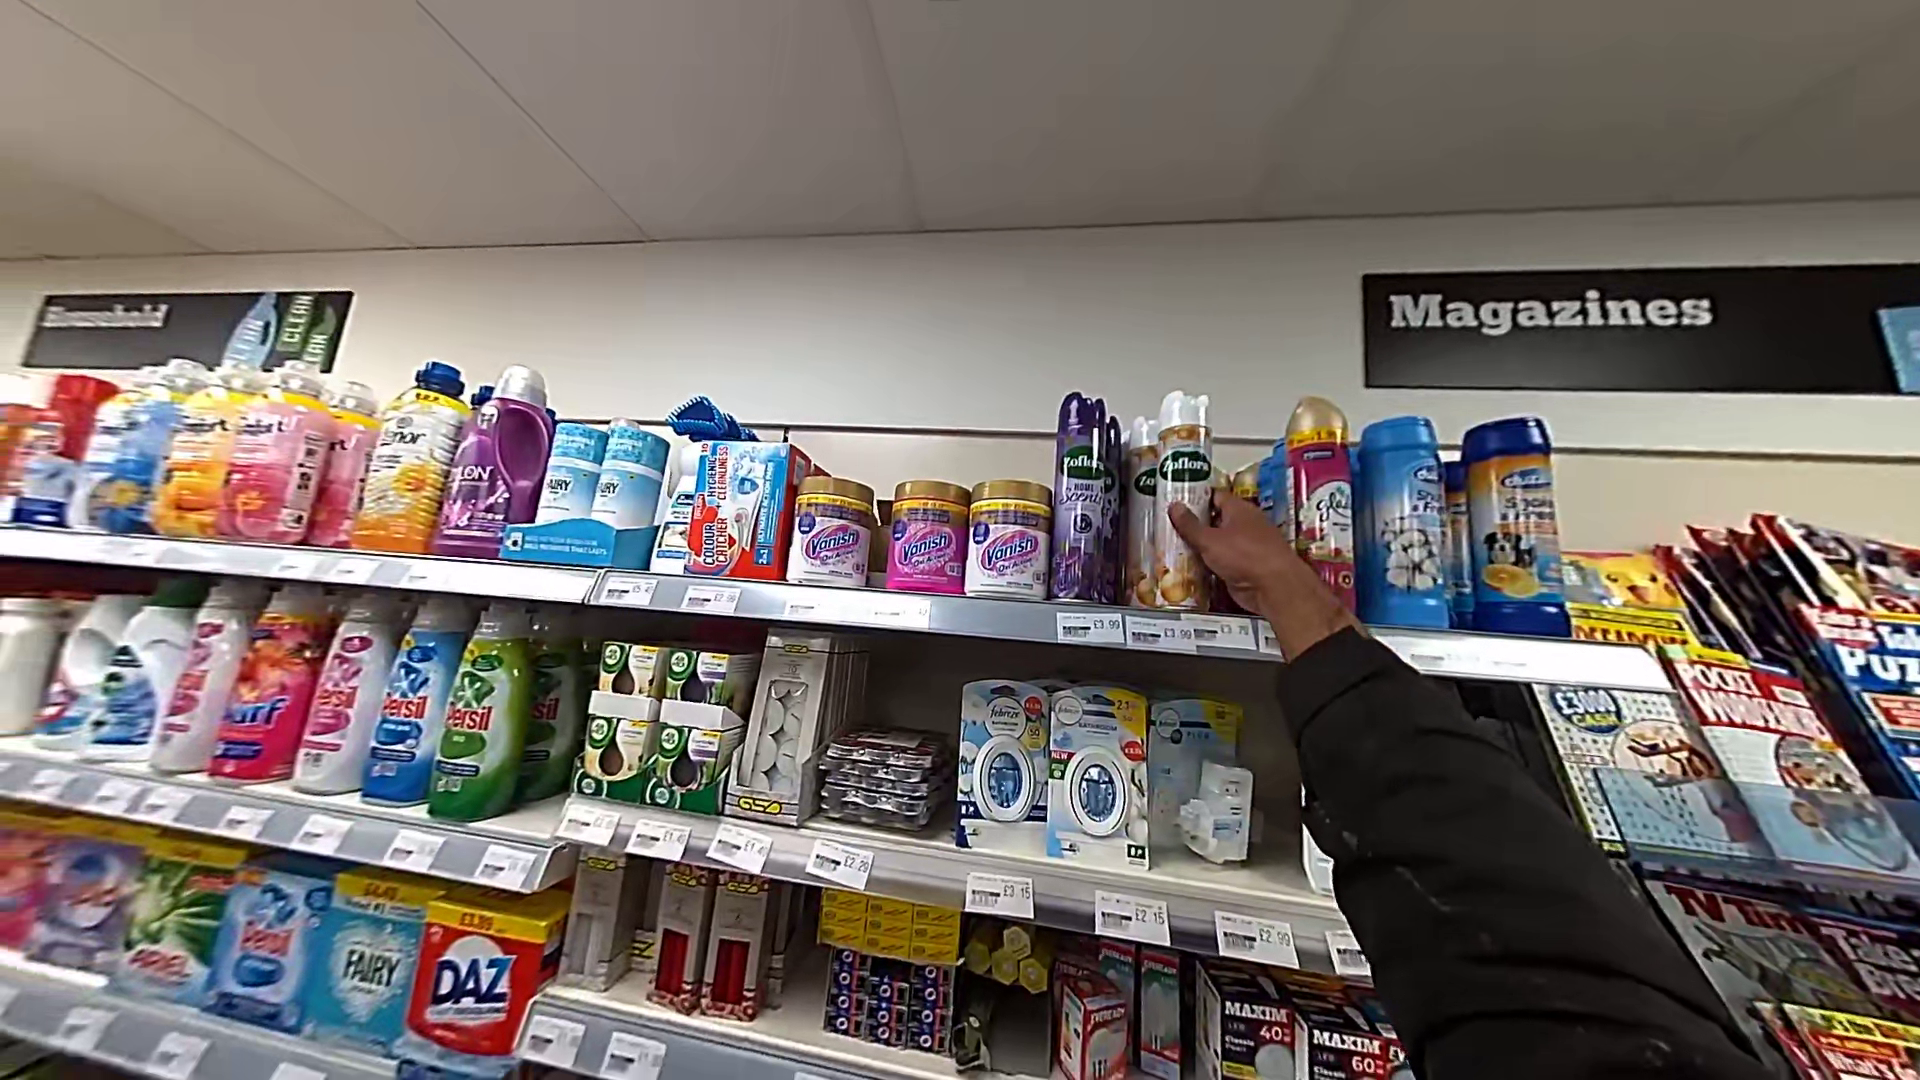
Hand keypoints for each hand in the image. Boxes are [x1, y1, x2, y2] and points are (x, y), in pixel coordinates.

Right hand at [1168, 493, 1360, 658]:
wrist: (1274, 588)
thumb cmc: (1243, 555)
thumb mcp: (1209, 539)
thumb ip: (1190, 525)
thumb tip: (1173, 505)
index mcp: (1240, 509)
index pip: (1215, 497)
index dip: (1195, 498)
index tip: (1175, 503)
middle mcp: (1245, 524)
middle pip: (1216, 520)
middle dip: (1194, 524)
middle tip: (1168, 526)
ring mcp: (1247, 546)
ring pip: (1218, 542)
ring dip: (1200, 546)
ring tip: (1173, 546)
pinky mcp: (1245, 567)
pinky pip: (1222, 560)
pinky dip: (1208, 563)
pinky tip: (1188, 566)